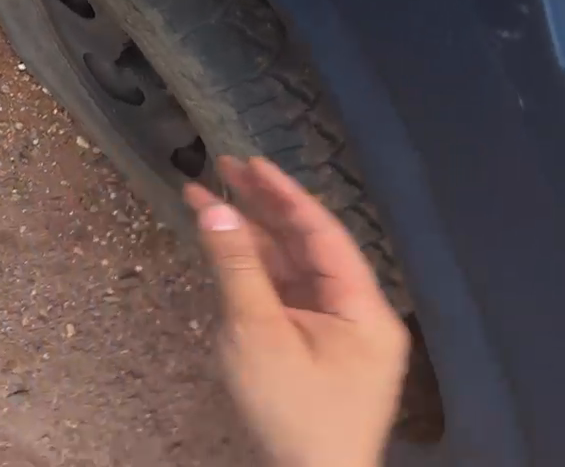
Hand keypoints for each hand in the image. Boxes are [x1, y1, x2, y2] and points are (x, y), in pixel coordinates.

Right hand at [185, 157, 408, 466]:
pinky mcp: (304, 337)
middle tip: (221, 166)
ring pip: (287, 262)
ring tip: (203, 195)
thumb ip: (235, 265)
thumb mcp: (256, 330)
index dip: (285, 194)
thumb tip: (213, 208)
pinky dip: (246, 259)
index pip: (323, 234)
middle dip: (263, 205)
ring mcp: (327, 325)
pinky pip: (277, 285)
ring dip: (247, 230)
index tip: (248, 161)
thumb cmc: (290, 402)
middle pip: (306, 244)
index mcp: (361, 309)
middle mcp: (351, 311)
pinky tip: (218, 240)